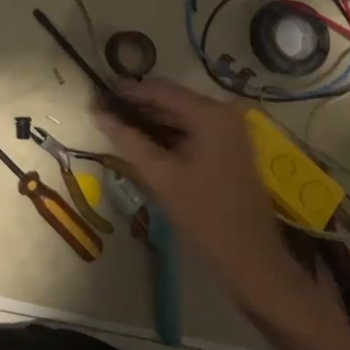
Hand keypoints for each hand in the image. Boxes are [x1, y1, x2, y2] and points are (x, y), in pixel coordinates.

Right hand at [94, 79, 294, 294]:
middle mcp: (224, 113)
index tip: (97, 97)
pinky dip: (168, 135)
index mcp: (210, 114)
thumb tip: (97, 113)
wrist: (252, 259)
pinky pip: (192, 130)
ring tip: (118, 129)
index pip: (159, 90)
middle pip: (171, 100)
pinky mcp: (230, 147)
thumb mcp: (161, 176)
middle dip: (138, 108)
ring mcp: (230, 130)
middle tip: (104, 115)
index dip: (126, 92)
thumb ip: (128, 140)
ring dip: (151, 122)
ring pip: (180, 116)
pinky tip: (144, 145)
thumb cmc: (205, 215)